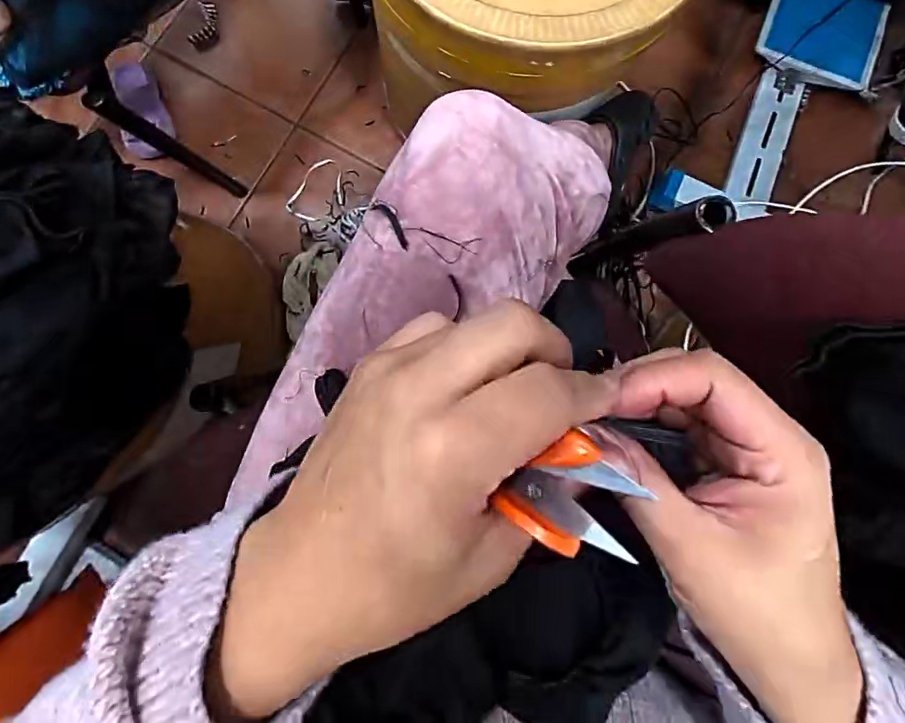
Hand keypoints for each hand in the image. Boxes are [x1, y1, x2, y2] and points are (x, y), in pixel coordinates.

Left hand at [211, 302, 618, 718]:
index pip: (547, 391)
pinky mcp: (370, 362)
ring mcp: (389, 366)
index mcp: (452, 449)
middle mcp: (420, 389)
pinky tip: (462, 385)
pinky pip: (437, 327)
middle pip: (515, 322)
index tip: (607, 400)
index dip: (590, 393)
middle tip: (561, 391)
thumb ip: (549, 492)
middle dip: (555, 350)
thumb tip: (586, 446)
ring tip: (509, 392)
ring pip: (478, 318)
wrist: (296, 575)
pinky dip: (466, 346)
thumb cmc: (396, 585)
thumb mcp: (490, 557)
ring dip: (510, 348)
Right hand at [609, 349, 863, 722]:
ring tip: (595, 418)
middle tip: (591, 406)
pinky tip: (615, 435)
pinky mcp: (727, 460)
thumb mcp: (692, 551)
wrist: (793, 667)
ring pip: (685, 398)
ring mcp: (748, 445)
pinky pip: (681, 426)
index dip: (656, 378)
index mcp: (782, 447)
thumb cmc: (758, 616)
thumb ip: (641, 485)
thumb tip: (589, 437)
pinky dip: (645, 426)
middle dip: (642, 386)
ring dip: (639, 404)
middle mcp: (769, 433)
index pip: (715, 378)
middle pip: (699, 380)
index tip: (607, 399)